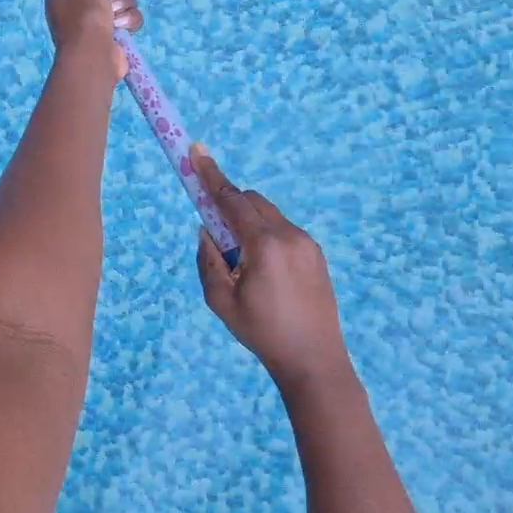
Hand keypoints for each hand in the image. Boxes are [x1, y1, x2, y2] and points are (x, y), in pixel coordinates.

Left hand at [45, 0, 141, 81]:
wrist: (93, 55)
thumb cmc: (83, 16)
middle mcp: (80, 5)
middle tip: (104, 2)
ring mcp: (99, 20)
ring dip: (122, 7)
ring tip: (113, 20)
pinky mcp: (115, 34)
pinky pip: (132, 16)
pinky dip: (129, 22)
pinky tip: (121, 30)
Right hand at [191, 144, 353, 396]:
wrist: (314, 360)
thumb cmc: (261, 331)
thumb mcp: (220, 298)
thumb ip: (208, 259)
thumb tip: (208, 231)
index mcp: (264, 244)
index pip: (231, 199)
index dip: (210, 175)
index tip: (196, 152)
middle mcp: (289, 236)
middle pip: (252, 201)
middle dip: (229, 204)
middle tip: (216, 234)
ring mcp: (307, 245)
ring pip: (268, 215)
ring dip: (247, 222)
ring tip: (241, 264)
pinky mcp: (316, 256)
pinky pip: (282, 231)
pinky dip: (264, 235)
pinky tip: (261, 272)